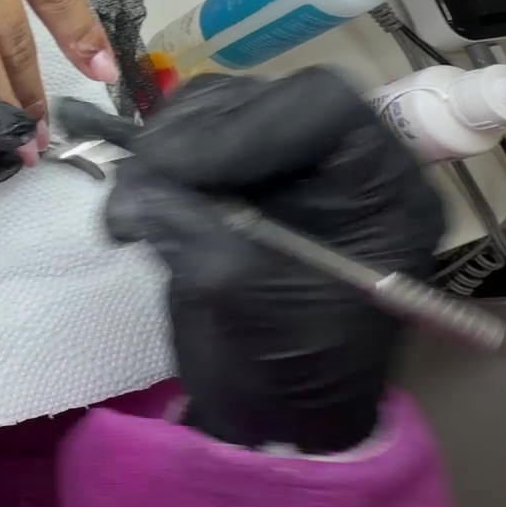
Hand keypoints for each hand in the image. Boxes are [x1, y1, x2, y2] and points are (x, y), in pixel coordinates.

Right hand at [56, 70, 445, 453]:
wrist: (267, 407)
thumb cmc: (283, 368)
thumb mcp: (241, 300)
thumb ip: (189, 230)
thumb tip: (128, 193)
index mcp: (378, 188)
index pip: (316, 106)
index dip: (241, 127)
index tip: (174, 175)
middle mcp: (333, 161)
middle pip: (250, 99)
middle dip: (183, 143)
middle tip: (138, 193)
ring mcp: (278, 164)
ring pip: (207, 109)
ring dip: (158, 152)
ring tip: (133, 207)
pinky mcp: (230, 173)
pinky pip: (179, 136)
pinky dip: (147, 165)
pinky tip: (137, 207)